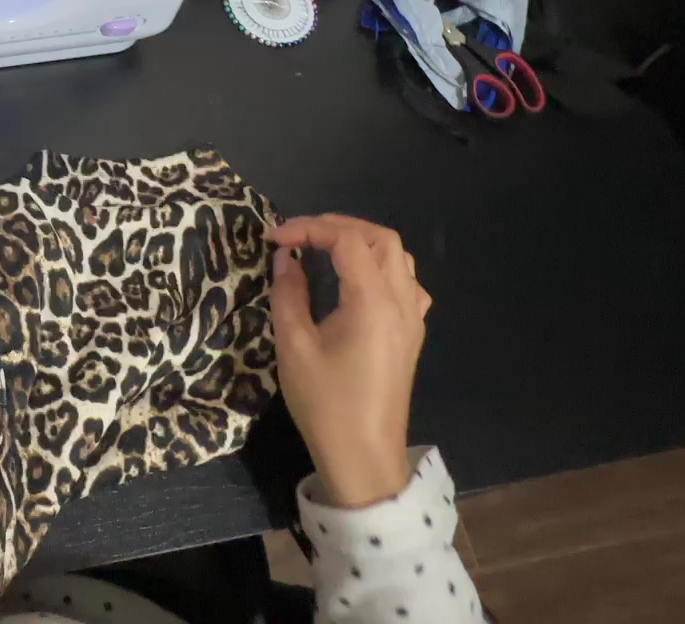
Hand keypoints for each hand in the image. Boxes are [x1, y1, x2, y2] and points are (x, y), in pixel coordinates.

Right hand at [268, 214, 431, 507]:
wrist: (363, 458)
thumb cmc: (325, 403)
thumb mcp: (293, 345)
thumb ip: (289, 293)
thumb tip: (286, 256)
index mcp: (373, 303)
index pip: (346, 241)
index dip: (307, 228)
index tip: (272, 238)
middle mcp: (401, 303)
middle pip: (380, 238)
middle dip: (337, 225)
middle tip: (298, 233)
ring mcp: (411, 319)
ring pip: (397, 257)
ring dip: (360, 241)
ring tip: (322, 247)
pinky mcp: (410, 334)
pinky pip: (405, 282)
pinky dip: (378, 265)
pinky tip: (355, 279)